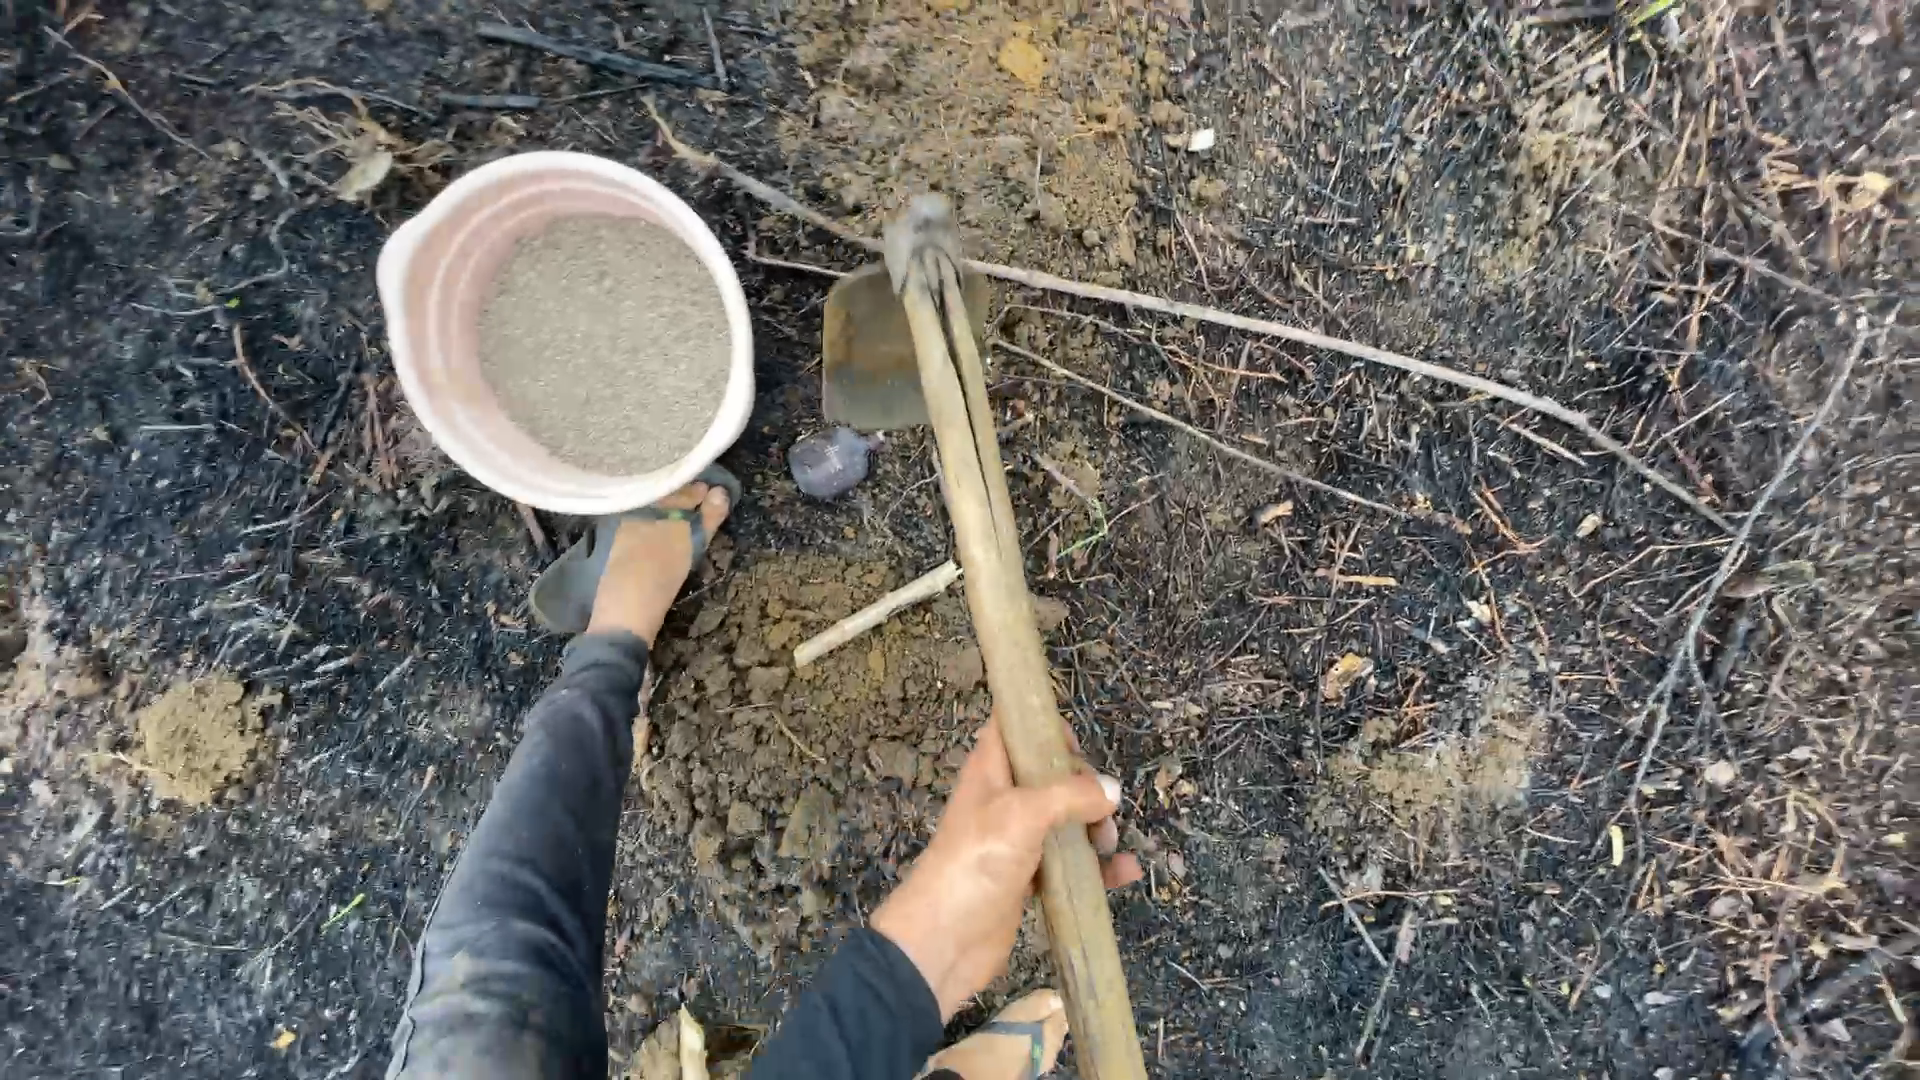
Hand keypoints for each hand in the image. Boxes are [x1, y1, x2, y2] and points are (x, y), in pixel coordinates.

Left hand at [870, 717, 1141, 1020]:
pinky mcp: (1028, 876)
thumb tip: (1111, 790)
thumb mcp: (1023, 813)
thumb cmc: (978, 859)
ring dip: (1094, 826)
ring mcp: (1015, 838)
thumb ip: (1070, 795)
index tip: (1074, 744)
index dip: (1041, 725)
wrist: (946, 939)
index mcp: (991, 769)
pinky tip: (1125, 873)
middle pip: (1050, 774)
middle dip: (1083, 785)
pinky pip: (1069, 863)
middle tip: (1101, 806)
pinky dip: (1096, 867)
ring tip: (1109, 844)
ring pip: (1064, 819)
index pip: (1012, 726)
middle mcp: (1003, 797)